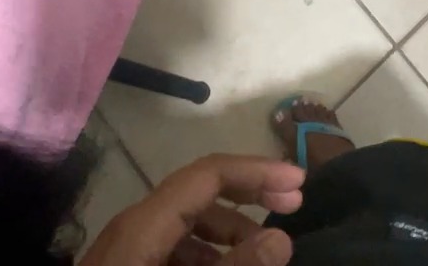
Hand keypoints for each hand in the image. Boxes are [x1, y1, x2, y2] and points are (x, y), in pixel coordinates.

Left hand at [80, 154, 304, 265]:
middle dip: (249, 194)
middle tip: (293, 203)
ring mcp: (129, 252)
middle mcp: (136, 227)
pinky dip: (208, 255)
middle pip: (201, 191)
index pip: (210, 173)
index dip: (257, 171)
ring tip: (265, 251)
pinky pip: (174, 252)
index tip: (298, 183)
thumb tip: (281, 238)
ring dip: (231, 229)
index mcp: (145, 223)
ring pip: (189, 224)